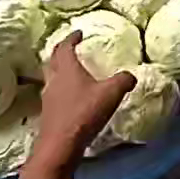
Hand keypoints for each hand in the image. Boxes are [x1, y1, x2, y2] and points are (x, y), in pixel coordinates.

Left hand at [32, 33, 134, 170]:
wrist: (61, 145)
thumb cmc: (84, 113)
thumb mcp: (111, 93)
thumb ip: (124, 80)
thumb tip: (131, 75)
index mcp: (67, 70)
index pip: (64, 48)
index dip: (71, 38)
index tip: (78, 33)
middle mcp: (54, 81)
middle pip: (52, 62)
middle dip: (61, 53)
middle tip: (71, 50)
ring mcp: (49, 99)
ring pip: (52, 79)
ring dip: (60, 72)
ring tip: (73, 73)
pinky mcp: (50, 114)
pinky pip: (55, 95)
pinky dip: (63, 90)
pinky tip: (74, 97)